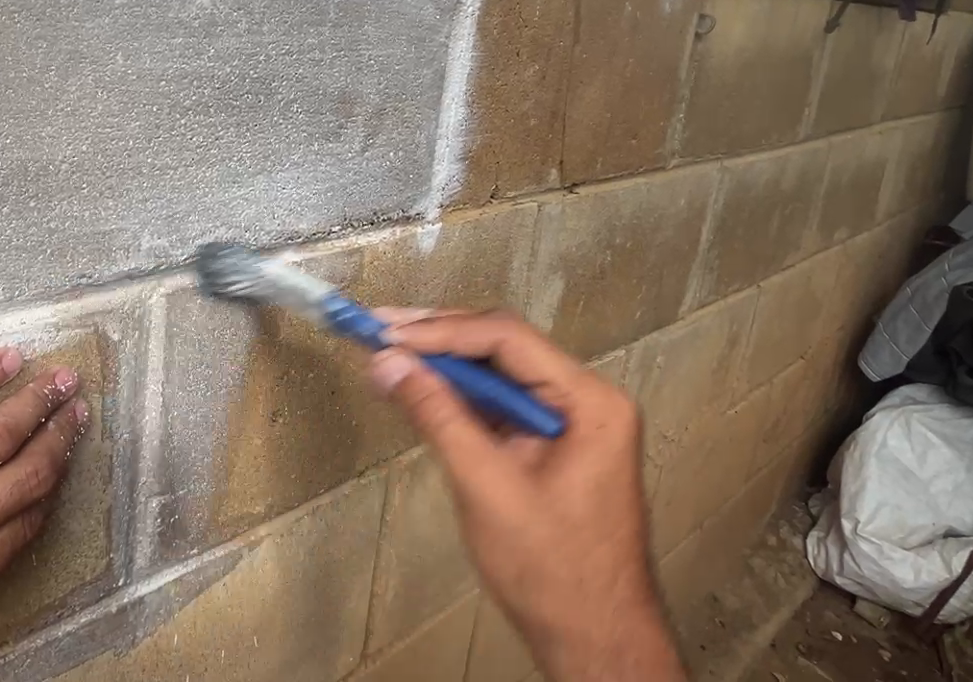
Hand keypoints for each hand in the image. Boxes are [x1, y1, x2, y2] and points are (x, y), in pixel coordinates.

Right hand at [368, 309, 683, 681]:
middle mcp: (584, 398)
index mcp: (589, 401)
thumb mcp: (485, 485)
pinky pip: (496, 401)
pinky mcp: (548, 441)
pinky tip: (416, 385)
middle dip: (437, 336)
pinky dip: (453, 392)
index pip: (506, 338)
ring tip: (386, 349)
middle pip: (501, 344)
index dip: (441, 330)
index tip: (385, 333)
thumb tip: (385, 360)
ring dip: (440, 360)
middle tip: (378, 327)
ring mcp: (569, 419)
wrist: (595, 644)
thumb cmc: (550, 569)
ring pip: (495, 370)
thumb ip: (436, 415)